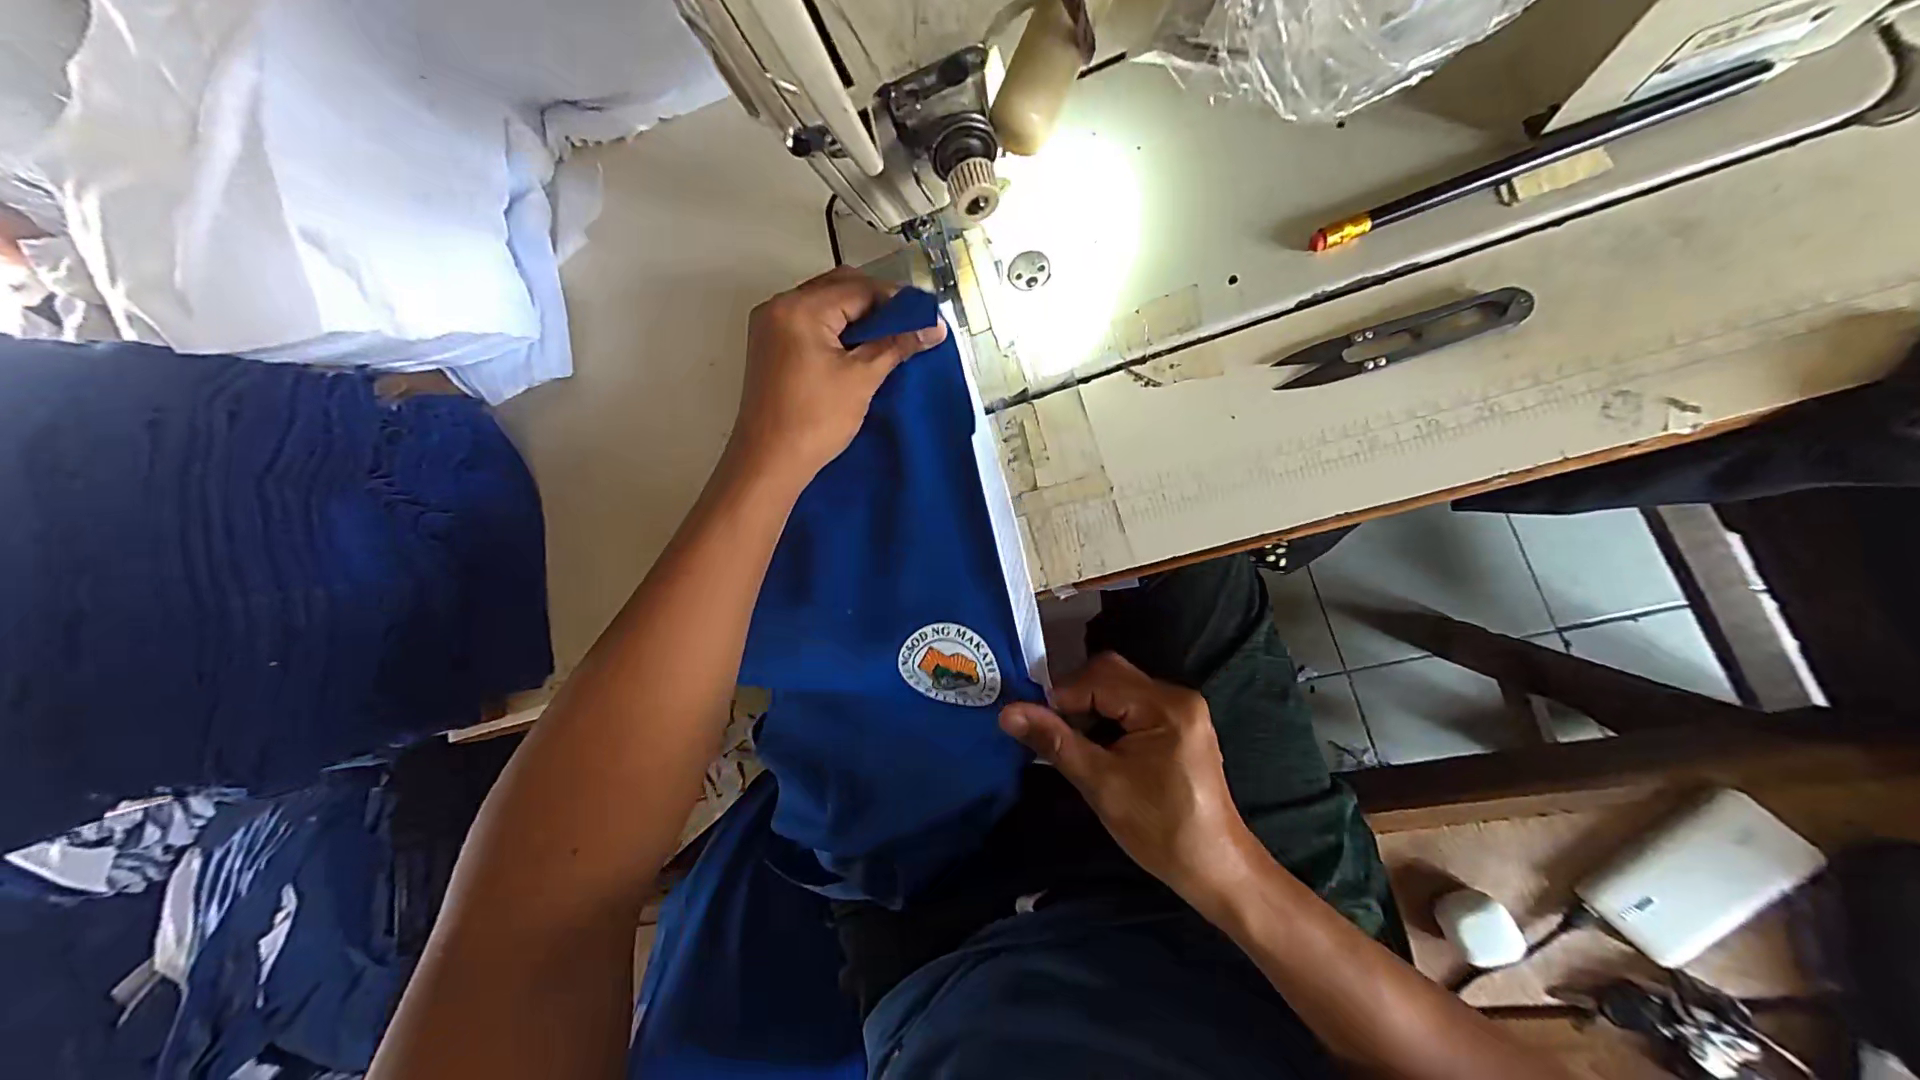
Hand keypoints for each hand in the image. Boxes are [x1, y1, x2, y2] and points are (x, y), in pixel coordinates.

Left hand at [728, 266, 946, 486]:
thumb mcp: (862, 378)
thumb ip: (897, 345)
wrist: (770, 462)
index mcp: (799, 309)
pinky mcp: (771, 347)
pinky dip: (837, 329)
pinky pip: (811, 323)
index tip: (925, 316)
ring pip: (824, 304)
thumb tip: (933, 327)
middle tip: (910, 326)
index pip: (858, 288)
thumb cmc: (814, 421)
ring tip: (889, 339)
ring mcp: (771, 327)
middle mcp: (779, 307)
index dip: (896, 300)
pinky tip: (861, 349)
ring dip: (857, 316)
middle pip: (838, 287)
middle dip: (877, 304)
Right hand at [999, 652, 1263, 902]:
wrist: (1216, 869)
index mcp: (1165, 705)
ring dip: (1087, 707)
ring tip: (1068, 741)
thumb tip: (1008, 712)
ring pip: (1118, 688)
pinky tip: (1093, 745)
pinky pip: (1131, 704)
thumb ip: (1055, 741)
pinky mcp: (1178, 725)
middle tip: (1049, 730)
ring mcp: (1180, 709)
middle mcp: (1176, 695)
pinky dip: (1105, 717)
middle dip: (1073, 697)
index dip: (1059, 696)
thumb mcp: (1101, 784)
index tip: (1031, 723)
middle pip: (1110, 674)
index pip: (1098, 678)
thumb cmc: (1160, 829)